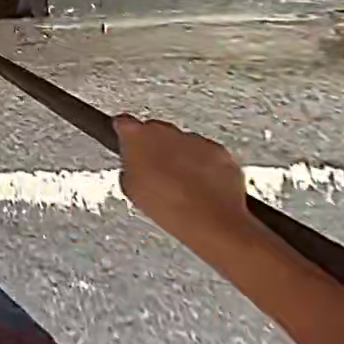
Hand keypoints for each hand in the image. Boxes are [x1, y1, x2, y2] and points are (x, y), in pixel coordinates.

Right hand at [114, 115, 253, 247]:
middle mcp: (163, 130)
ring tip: (185, 182)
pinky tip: (206, 185)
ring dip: (182, 155)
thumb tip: (136, 168)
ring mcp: (193, 140)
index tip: (127, 141)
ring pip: (184, 142)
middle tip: (158, 169)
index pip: (123, 122)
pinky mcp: (220, 152)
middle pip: (156, 130)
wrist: (210, 221)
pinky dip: (208, 164)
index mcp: (134, 134)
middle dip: (156, 146)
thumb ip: (129, 167)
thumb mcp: (129, 187)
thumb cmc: (166, 204)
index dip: (125, 134)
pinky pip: (210, 153)